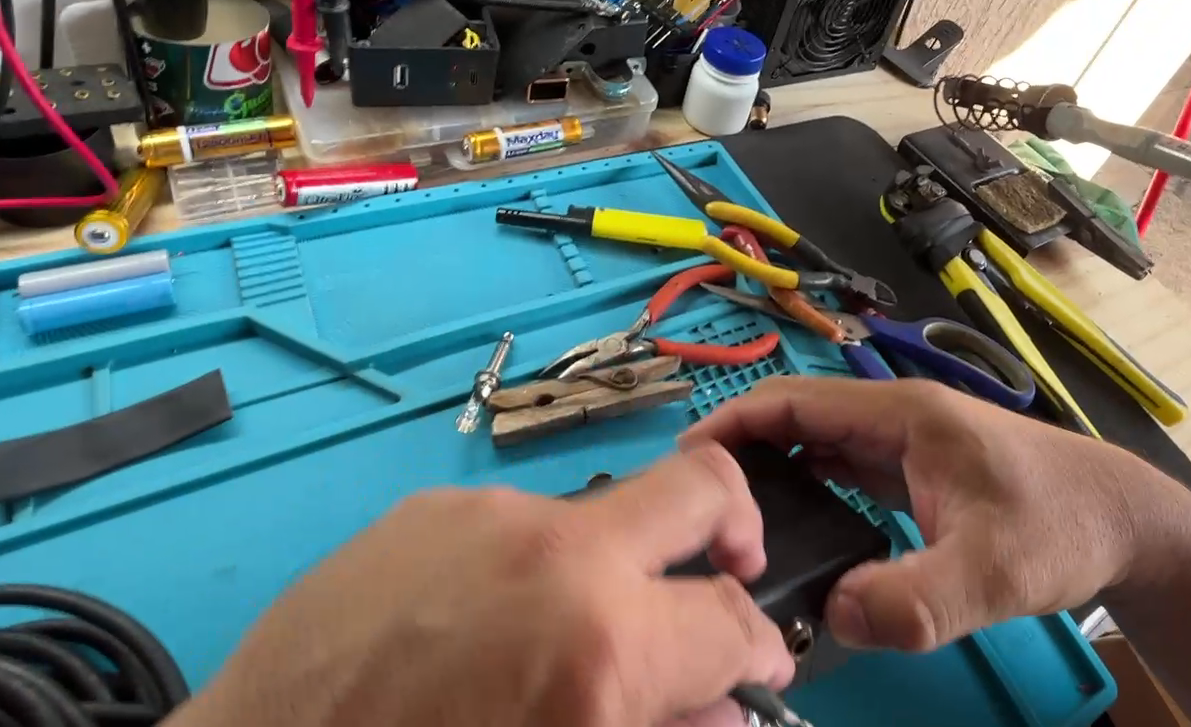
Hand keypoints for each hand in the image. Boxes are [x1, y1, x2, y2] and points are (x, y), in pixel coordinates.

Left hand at [168, 444, 792, 726]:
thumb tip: (724, 705)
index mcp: (600, 645)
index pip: (731, 619)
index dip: (761, 647)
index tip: (760, 663)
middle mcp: (558, 550)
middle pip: (699, 485)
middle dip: (735, 524)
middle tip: (726, 570)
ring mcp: (488, 514)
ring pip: (599, 515)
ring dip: (607, 569)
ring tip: (549, 638)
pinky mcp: (429, 507)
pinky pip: (514, 527)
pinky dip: (527, 569)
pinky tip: (472, 626)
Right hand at [684, 376, 1190, 652]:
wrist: (1122, 522)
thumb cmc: (1059, 527)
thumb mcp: (992, 573)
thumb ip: (914, 600)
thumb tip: (830, 614)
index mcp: (899, 415)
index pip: (796, 400)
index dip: (736, 421)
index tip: (687, 459)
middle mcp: (893, 416)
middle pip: (798, 416)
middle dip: (744, 447)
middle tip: (699, 502)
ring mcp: (903, 440)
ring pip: (816, 441)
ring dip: (772, 467)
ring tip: (732, 516)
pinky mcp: (912, 468)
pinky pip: (841, 466)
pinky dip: (806, 485)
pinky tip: (791, 525)